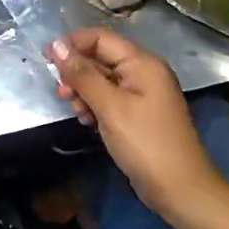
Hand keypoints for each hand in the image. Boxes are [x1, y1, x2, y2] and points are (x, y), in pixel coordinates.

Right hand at [46, 29, 221, 217]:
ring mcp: (143, 94)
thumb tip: (57, 46)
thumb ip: (83, 75)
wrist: (181, 190)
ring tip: (75, 110)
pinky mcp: (140, 114)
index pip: (101, 38)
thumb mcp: (110, 107)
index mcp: (142, 62)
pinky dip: (96, 105)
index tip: (46, 58)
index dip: (72, 44)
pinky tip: (88, 120)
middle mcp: (144, 72)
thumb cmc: (145, 143)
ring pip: (104, 80)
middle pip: (102, 58)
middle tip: (61, 93)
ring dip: (85, 91)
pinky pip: (112, 98)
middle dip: (78, 72)